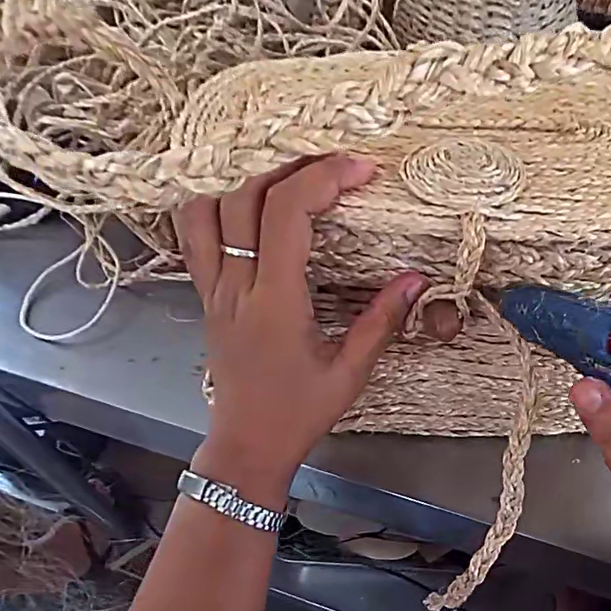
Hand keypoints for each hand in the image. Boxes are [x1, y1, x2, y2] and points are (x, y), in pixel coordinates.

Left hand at [176, 156, 427, 508]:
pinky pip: (195, 236)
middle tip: (336, 167)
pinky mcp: (207, 297)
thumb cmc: (299, 413)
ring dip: (250, 181)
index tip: (362, 170)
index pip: (289, 212)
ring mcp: (214, 290)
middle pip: (248, 195)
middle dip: (295, 167)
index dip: (325, 177)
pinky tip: (248, 211)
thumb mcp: (350, 372)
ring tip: (291, 181)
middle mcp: (236, 287)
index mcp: (275, 302)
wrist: (247, 444)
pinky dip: (217, 207)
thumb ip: (381, 322)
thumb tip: (414, 280)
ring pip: (210, 208)